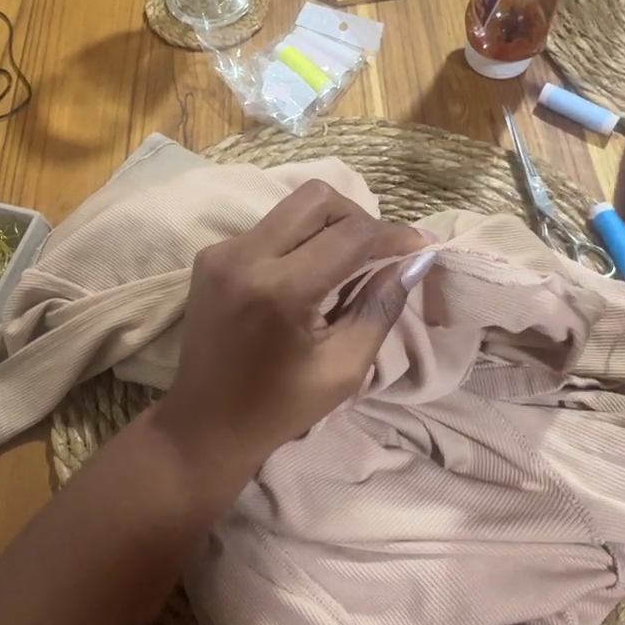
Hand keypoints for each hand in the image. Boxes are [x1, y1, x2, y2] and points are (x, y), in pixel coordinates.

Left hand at [155, 180, 436, 466]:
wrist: (204, 425)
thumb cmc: (279, 408)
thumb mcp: (344, 368)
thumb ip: (381, 306)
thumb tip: (416, 260)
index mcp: (279, 290)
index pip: (351, 234)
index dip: (393, 235)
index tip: (420, 247)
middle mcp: (245, 256)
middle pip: (318, 198)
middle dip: (359, 217)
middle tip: (380, 251)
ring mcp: (222, 251)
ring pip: (293, 206)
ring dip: (329, 225)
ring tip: (348, 262)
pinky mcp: (211, 255)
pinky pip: (269, 227)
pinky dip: (300, 239)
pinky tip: (310, 274)